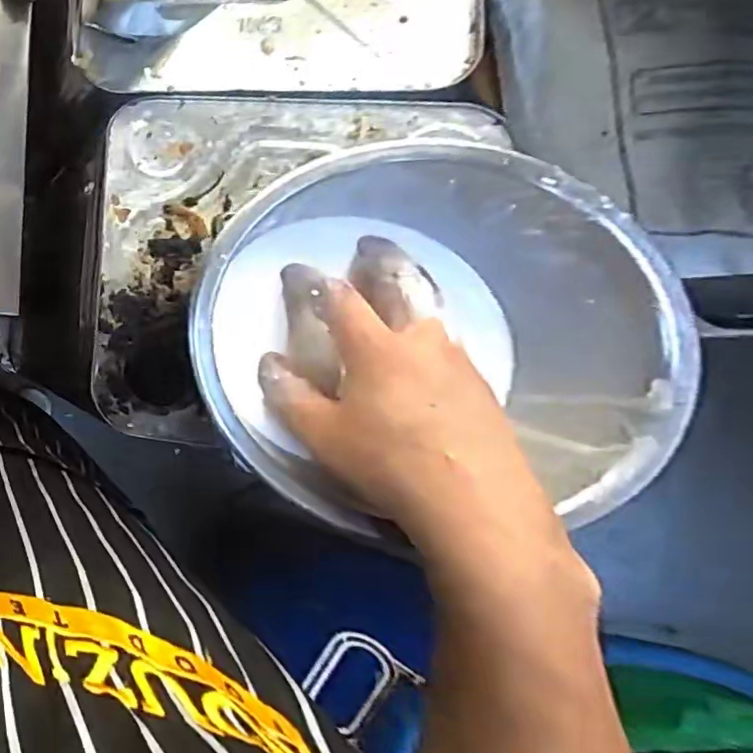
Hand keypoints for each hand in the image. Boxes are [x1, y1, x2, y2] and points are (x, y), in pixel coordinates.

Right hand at [259, 277, 564, 558]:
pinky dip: (430, 332)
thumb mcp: (319, 433)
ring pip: (432, 316)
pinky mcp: (482, 390)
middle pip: (403, 291)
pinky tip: (427, 350)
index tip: (295, 271)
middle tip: (370, 246)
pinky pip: (449, 346)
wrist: (479, 505)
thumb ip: (289, 395)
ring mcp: (459, 365)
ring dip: (412, 297)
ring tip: (398, 293)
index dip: (313, 282)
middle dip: (382, 264)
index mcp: (375, 349)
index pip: (339, 301)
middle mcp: (421, 345)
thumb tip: (270, 363)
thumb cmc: (386, 461)